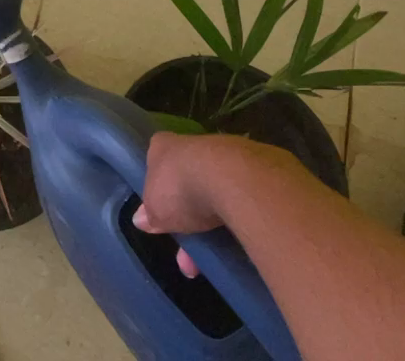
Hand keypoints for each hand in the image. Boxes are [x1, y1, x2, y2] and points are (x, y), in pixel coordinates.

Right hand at [132, 133, 266, 277]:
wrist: (237, 181)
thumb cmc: (183, 188)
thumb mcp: (156, 208)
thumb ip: (150, 213)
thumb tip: (141, 219)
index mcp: (164, 146)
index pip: (157, 160)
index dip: (159, 187)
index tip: (163, 212)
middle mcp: (196, 144)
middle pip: (190, 181)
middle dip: (190, 221)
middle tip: (191, 258)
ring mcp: (231, 154)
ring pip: (221, 192)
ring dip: (218, 225)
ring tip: (221, 261)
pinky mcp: (263, 169)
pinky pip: (247, 198)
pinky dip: (244, 219)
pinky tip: (245, 243)